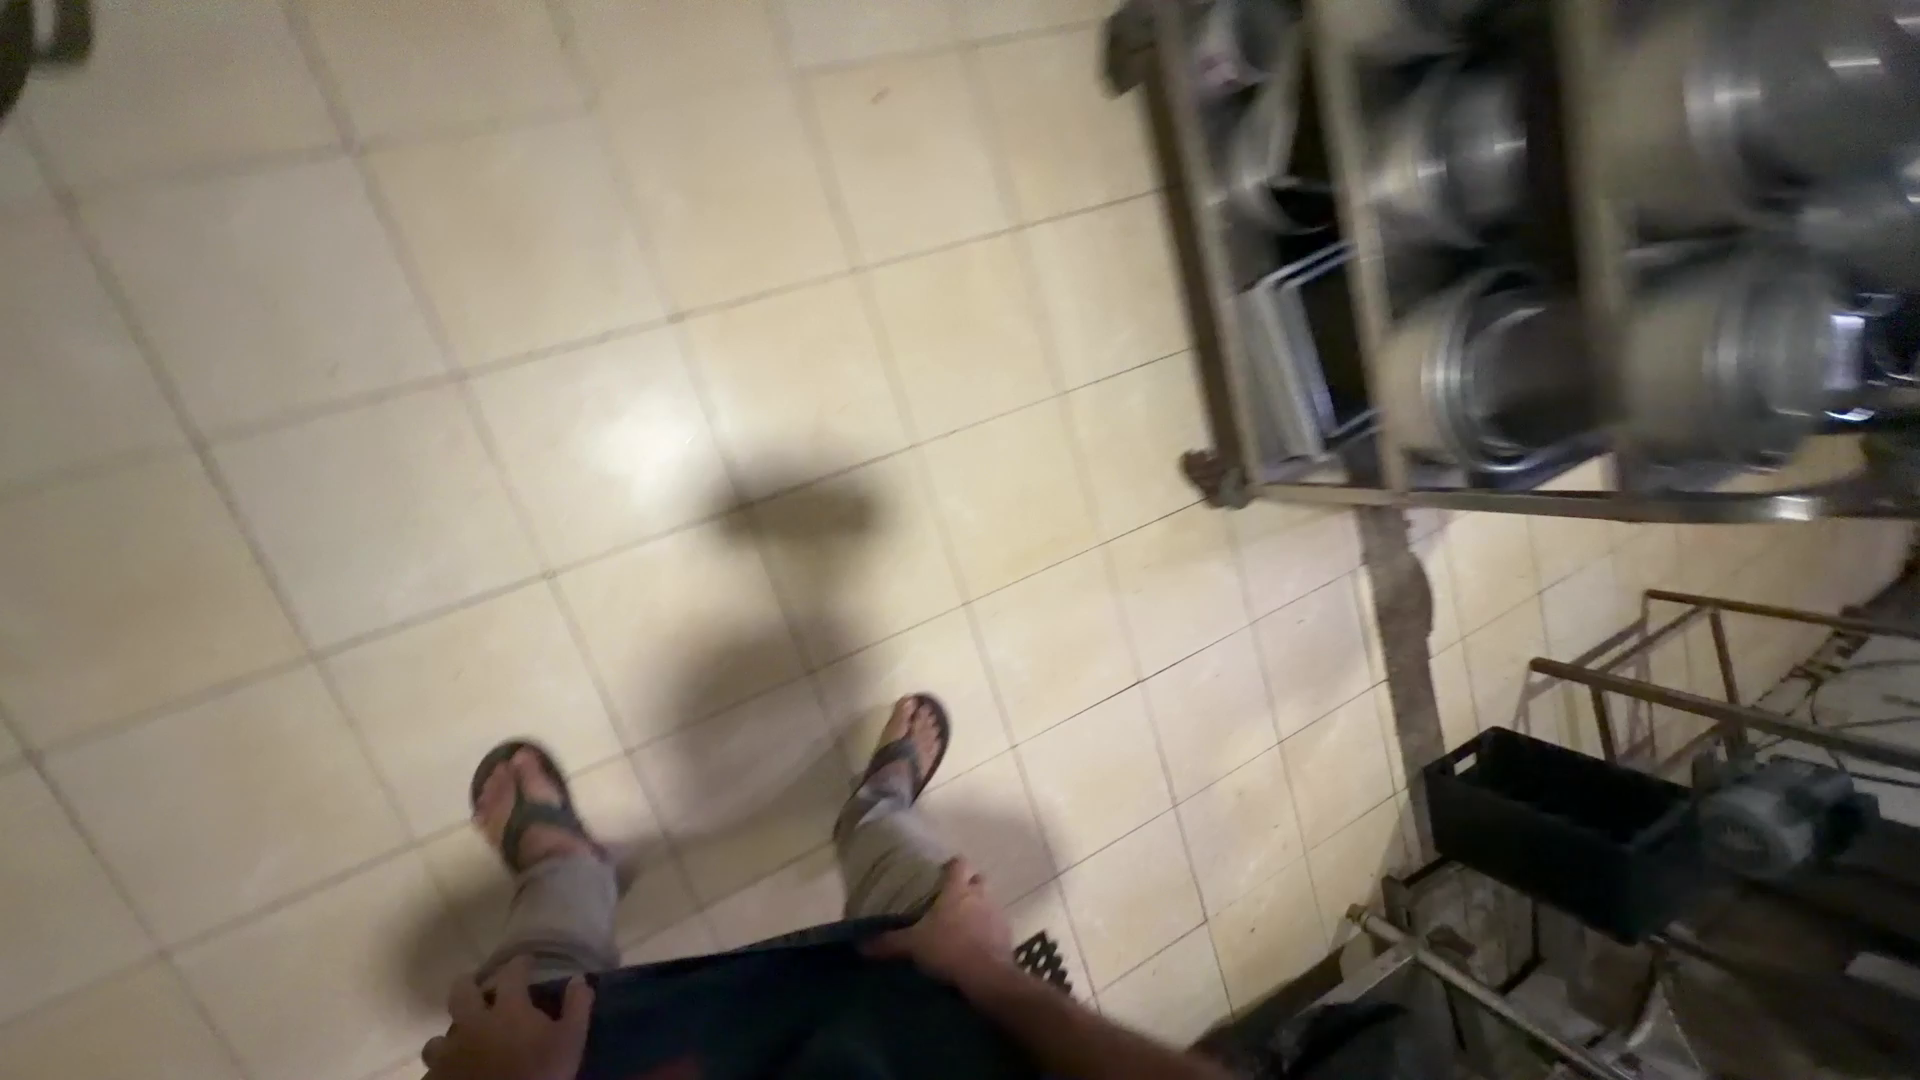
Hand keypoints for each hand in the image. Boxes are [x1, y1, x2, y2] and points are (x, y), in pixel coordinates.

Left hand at [422, 957, 593, 1079]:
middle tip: (480, 988)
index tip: (527, 962)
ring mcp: (449, 1056)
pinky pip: (431, 1073)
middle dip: (468, 984)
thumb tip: (578, 978)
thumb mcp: (572, 1039)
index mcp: (507, 1009)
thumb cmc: (542, 1074)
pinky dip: (442, 1070)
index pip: (511, 972)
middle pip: (460, 992)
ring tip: (463, 1041)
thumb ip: (577, 1004)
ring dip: (450, 1035)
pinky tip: (454, 1075)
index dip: (519, 963)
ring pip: (437, 1038)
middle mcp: (472, 1025)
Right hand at [863, 858, 1013, 988]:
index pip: (959, 863)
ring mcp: (997, 913)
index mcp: (957, 889)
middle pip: (978, 879)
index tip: (943, 873)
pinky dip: (989, 930)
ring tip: (964, 924)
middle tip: (953, 899)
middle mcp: (980, 894)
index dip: (952, 866)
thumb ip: (889, 942)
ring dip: (980, 907)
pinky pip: (998, 925)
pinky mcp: (1007, 934)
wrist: (986, 975)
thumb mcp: (913, 945)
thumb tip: (860, 944)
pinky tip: (978, 945)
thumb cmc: (948, 948)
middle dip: (969, 885)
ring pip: (989, 901)